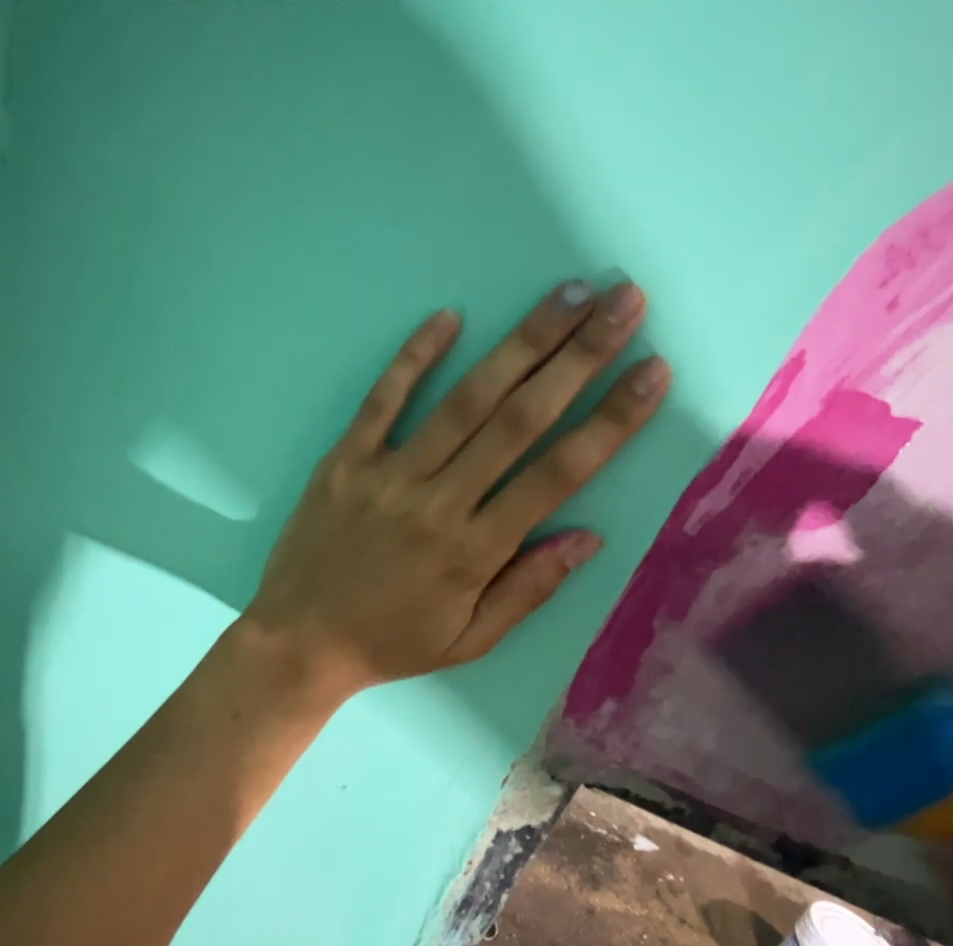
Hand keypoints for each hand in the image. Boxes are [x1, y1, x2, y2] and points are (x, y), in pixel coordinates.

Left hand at [242, 279, 668, 694]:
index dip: (611, 419)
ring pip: (463, 401)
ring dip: (518, 345)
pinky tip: (447, 317)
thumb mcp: (468, 641)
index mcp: (475, 550)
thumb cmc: (389, 643)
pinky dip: (413, 359)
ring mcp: (387, 476)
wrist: (298, 640)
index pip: (558, 473)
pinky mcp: (344, 462)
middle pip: (520, 419)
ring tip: (566, 295)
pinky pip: (382, 402)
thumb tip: (590, 536)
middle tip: (625, 300)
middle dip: (580, 357)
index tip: (653, 370)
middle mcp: (438, 502)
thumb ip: (528, 590)